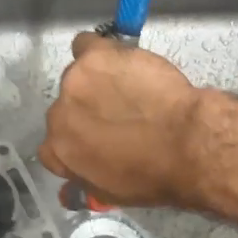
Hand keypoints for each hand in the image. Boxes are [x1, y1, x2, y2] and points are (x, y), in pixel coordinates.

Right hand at [40, 32, 208, 207]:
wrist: (185, 142)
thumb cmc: (154, 175)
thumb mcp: (113, 193)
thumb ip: (86, 183)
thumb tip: (70, 191)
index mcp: (58, 152)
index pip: (52, 146)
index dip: (75, 140)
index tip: (95, 139)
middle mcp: (58, 116)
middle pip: (66, 106)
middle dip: (87, 109)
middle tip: (120, 114)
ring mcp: (75, 82)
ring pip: (78, 74)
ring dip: (97, 80)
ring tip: (130, 87)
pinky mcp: (96, 56)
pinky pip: (87, 44)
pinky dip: (100, 50)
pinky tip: (118, 58)